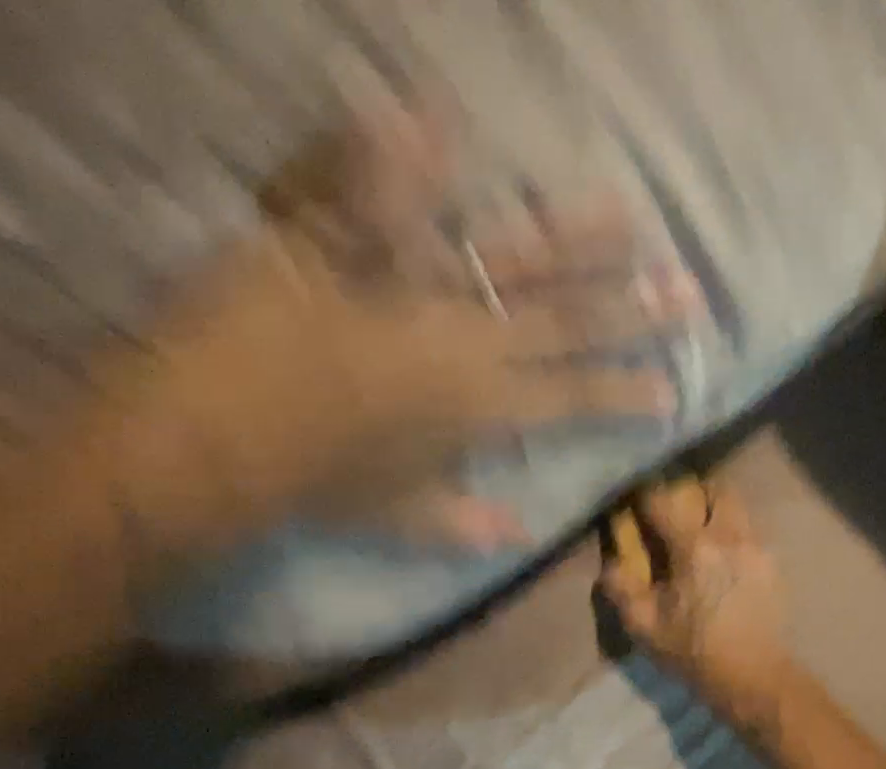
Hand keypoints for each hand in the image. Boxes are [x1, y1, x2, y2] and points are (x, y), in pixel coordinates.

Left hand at [111, 101, 701, 552]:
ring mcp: (409, 289)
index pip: (575, 396)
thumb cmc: (305, 486)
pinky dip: (402, 159)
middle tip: (685, 290)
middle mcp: (465, 342)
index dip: (627, 391)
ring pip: (507, 258)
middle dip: (632, 309)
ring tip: (624, 217)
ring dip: (572, 239)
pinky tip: (437, 117)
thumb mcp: (393, 515)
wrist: (200, 447)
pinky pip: (376, 199)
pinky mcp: (344, 250)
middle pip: (566, 320)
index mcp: (480, 406)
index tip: (673, 387)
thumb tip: (522, 535)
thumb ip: (462, 520)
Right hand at [601, 479, 790, 699]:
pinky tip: (725, 560)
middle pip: (717, 489)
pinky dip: (735, 534)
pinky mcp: (774, 564)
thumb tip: (611, 564)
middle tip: (679, 506)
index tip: (636, 499)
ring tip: (702, 533)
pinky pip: (752, 533)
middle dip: (695, 490)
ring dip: (718, 510)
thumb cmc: (696, 652)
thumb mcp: (645, 627)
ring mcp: (758, 548)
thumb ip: (622, 589)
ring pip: (739, 508)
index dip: (646, 494)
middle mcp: (731, 536)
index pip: (665, 500)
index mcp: (695, 547)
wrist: (755, 676)